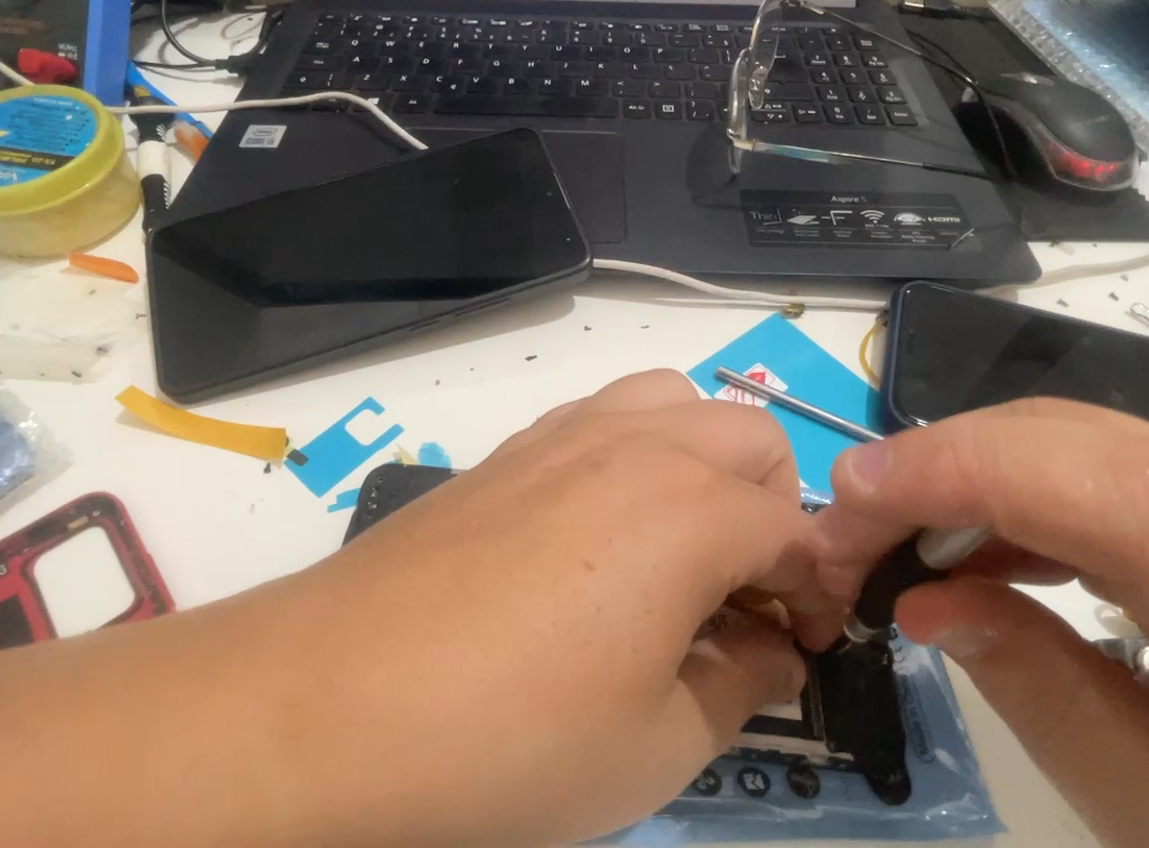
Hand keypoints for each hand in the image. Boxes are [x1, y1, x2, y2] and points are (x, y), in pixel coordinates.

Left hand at [258, 369, 832, 845]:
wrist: (330, 700)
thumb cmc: (508, 737)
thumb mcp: (654, 746)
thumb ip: (740, 687)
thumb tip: (774, 649)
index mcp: (691, 509)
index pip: (797, 531)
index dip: (818, 591)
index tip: (805, 646)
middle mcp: (637, 444)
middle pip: (751, 441)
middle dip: (772, 513)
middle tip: (742, 599)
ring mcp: (565, 434)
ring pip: (675, 402)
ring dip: (705, 463)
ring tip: (678, 547)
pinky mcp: (509, 447)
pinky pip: (603, 415)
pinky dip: (636, 451)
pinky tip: (600, 530)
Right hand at [814, 399, 1148, 847]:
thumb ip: (1051, 703)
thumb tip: (924, 599)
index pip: (1109, 485)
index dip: (960, 468)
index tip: (846, 502)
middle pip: (1078, 440)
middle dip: (934, 468)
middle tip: (841, 542)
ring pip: (1087, 445)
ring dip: (968, 478)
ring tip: (890, 551)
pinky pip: (1115, 478)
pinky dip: (1021, 498)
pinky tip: (981, 560)